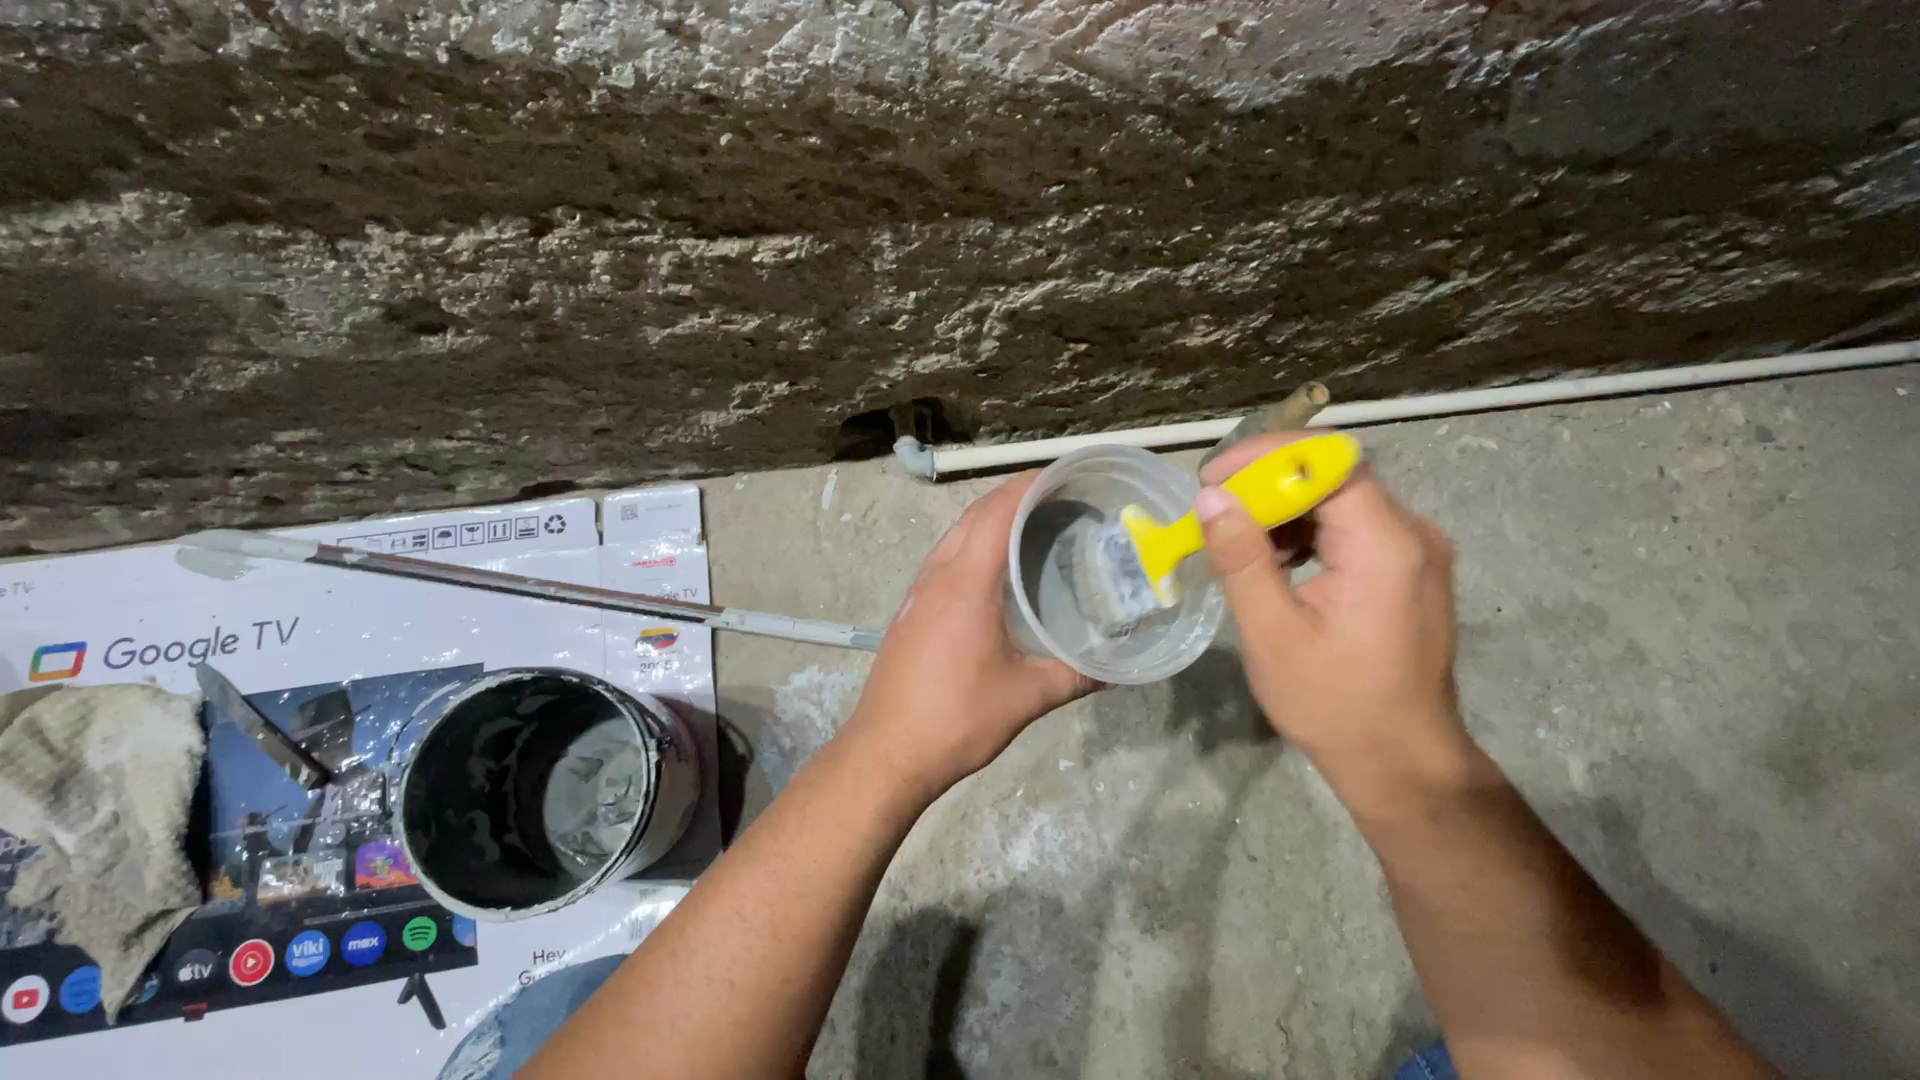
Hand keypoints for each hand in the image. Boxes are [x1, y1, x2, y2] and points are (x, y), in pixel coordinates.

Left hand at [838, 473, 1098, 796]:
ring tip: (1034, 524)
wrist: (886, 751)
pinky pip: (946, 557)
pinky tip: (997, 570)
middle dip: (1015, 495)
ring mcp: (919, 590)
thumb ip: (1074, 676)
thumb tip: (1114, 669)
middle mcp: (938, 575)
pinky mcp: (911, 609)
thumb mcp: (1025, 698)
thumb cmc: (955, 719)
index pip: (998, 511)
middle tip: (1062, 498)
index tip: (1066, 475)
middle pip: (976, 514)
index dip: (1030, 484)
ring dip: (991, 518)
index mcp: (965, 582)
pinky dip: (974, 544)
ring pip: (957, 534)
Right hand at [1196, 434, 1469, 802]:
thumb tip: (1211, 498)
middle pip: (1335, 477)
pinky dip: (1310, 532)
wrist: (1401, 760)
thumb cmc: (1334, 703)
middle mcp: (1412, 534)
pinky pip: (1355, 528)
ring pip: (1343, 500)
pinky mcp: (1410, 571)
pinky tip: (1276, 564)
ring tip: (1237, 540)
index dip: (1266, 458)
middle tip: (1214, 510)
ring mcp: (1417, 552)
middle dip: (1268, 485)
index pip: (1327, 463)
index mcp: (1386, 545)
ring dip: (1286, 510)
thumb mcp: (1273, 633)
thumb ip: (1242, 558)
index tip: (1213, 478)